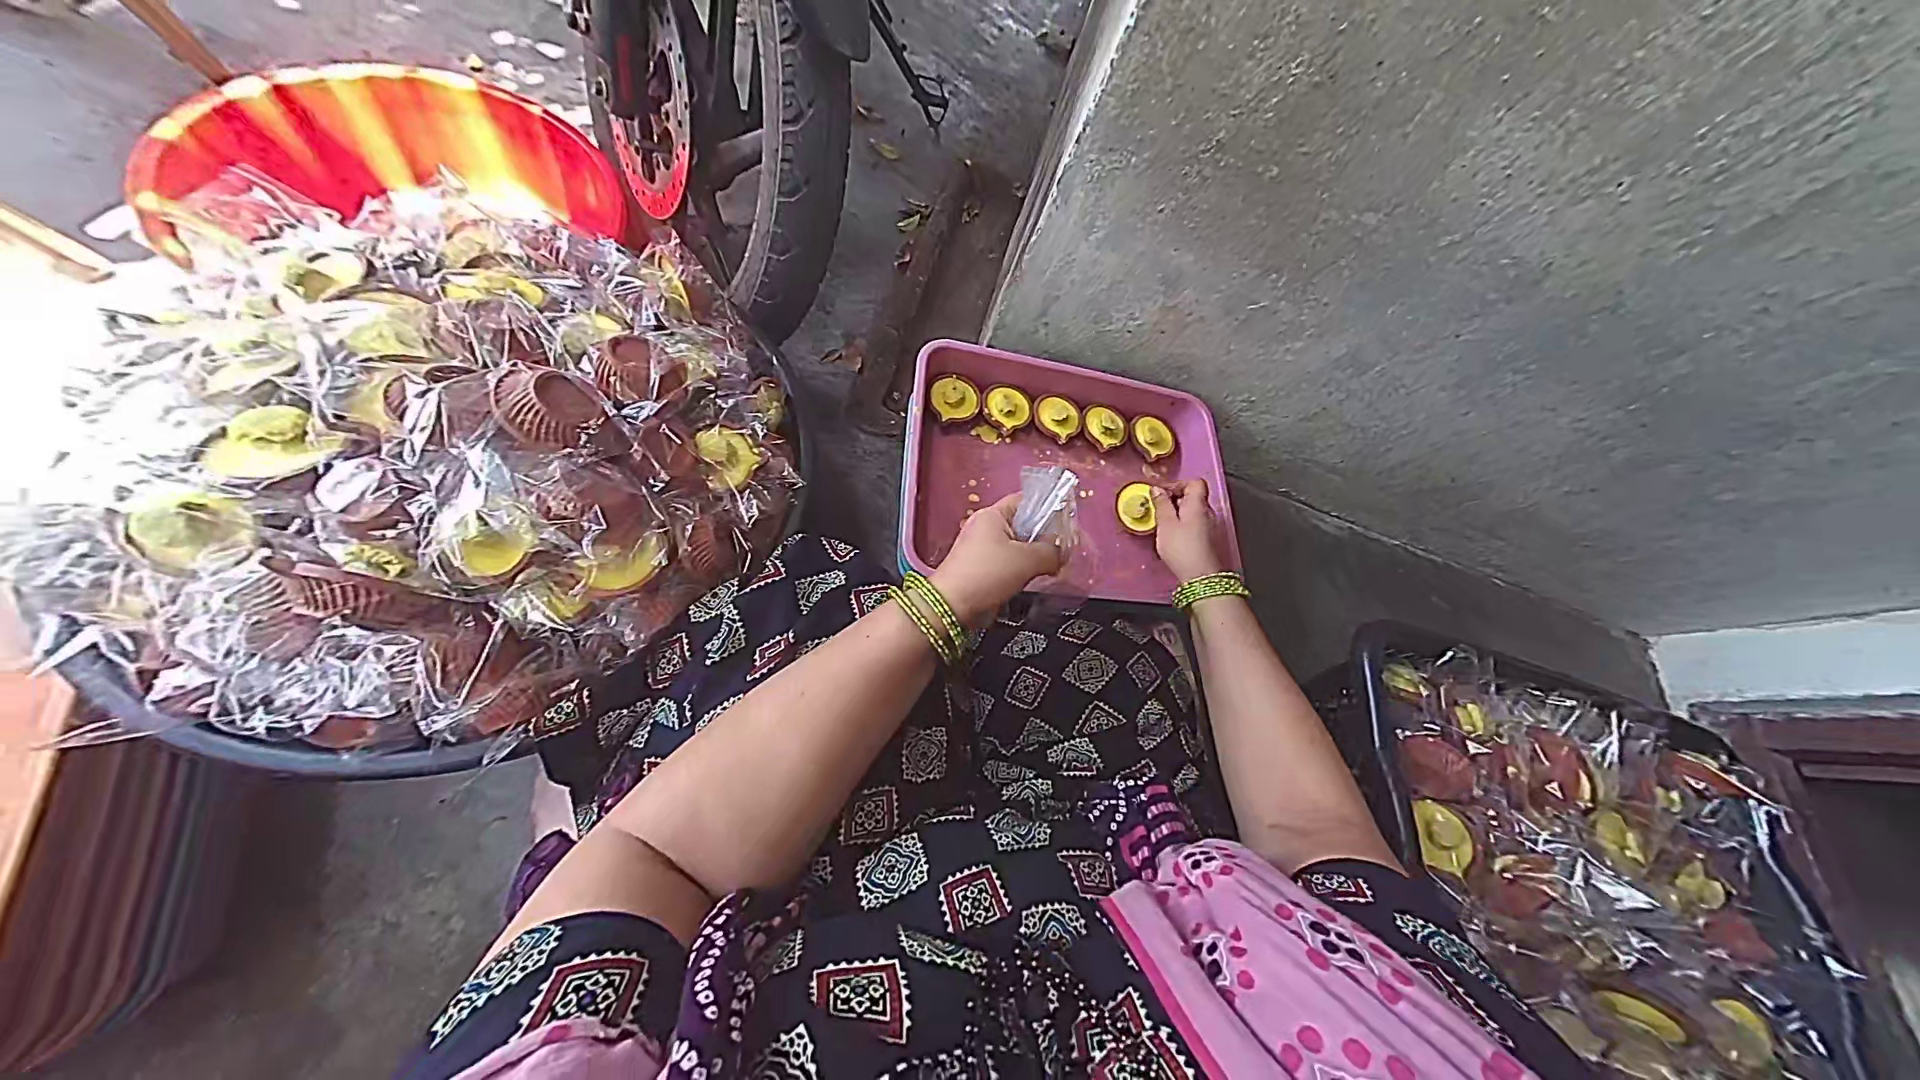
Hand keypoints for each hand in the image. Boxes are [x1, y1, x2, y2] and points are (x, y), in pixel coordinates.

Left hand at [930, 494, 1065, 625]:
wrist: (952, 606)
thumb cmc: (988, 574)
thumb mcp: (1027, 560)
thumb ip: (1051, 552)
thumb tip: (1062, 554)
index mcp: (992, 514)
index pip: (1025, 501)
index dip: (1048, 509)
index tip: (1066, 525)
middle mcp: (984, 526)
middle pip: (1023, 525)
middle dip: (1043, 539)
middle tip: (1062, 552)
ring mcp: (979, 548)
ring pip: (1016, 547)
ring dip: (1033, 558)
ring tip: (1050, 569)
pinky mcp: (978, 568)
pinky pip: (1006, 563)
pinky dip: (1020, 570)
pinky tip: (1031, 580)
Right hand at [1151, 478, 1227, 582]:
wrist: (1200, 576)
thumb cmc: (1183, 549)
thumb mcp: (1165, 524)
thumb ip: (1161, 504)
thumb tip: (1157, 490)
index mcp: (1198, 504)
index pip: (1194, 483)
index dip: (1178, 484)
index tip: (1161, 493)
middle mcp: (1207, 512)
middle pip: (1193, 496)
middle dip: (1174, 499)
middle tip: (1158, 508)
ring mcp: (1209, 526)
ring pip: (1192, 511)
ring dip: (1177, 513)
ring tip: (1162, 523)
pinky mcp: (1207, 539)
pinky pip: (1193, 524)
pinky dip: (1181, 524)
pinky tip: (1171, 536)